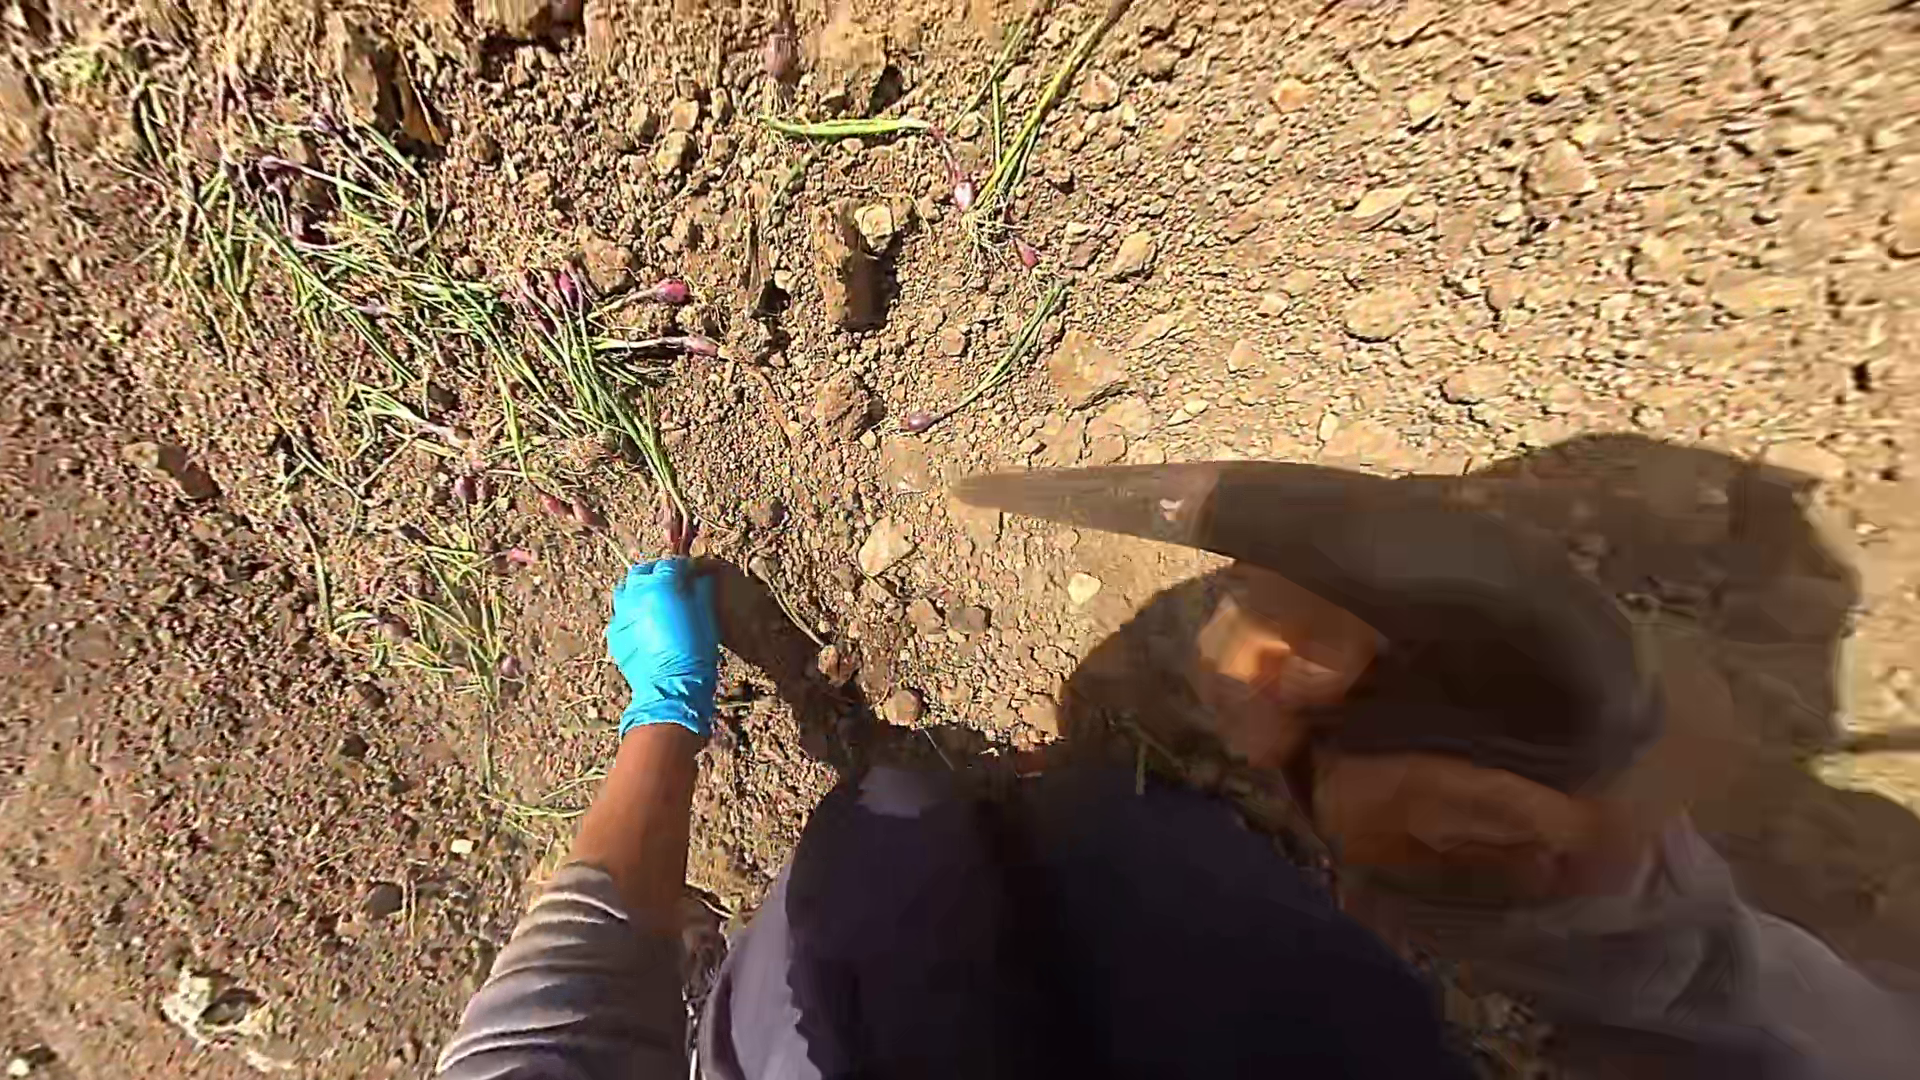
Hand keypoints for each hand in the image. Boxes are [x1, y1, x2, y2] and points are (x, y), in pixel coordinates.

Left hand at [607, 559, 718, 737]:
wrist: (672, 687)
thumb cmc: (696, 649)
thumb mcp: (707, 614)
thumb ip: (702, 589)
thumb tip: (702, 577)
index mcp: (661, 585)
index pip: (671, 564)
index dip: (684, 568)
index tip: (693, 574)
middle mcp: (635, 594)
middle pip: (642, 572)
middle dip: (657, 573)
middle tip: (672, 585)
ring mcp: (621, 614)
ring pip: (626, 590)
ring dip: (640, 590)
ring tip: (655, 602)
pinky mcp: (614, 633)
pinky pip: (622, 614)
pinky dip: (634, 613)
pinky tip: (647, 626)